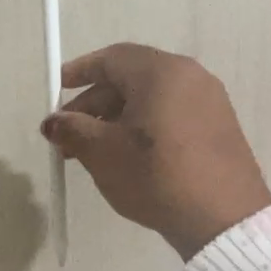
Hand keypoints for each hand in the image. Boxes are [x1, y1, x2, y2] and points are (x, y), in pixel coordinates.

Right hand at [40, 43, 270, 259]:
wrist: (218, 212)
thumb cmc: (153, 174)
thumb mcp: (101, 153)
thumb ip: (73, 130)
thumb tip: (53, 121)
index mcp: (161, 74)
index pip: (113, 58)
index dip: (79, 70)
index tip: (55, 88)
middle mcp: (188, 76)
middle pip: (129, 78)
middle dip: (92, 103)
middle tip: (64, 134)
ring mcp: (205, 99)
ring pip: (146, 97)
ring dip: (111, 118)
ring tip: (88, 150)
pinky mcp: (212, 123)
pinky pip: (165, 112)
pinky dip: (136, 125)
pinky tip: (121, 154)